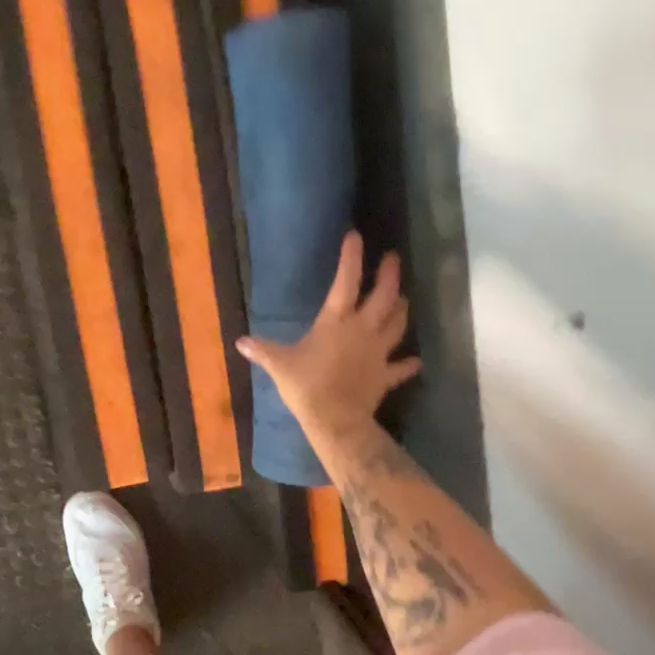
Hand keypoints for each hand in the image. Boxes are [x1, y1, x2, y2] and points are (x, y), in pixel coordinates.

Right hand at [236, 231, 420, 435]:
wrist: (335, 419)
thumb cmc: (306, 385)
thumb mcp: (279, 364)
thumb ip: (263, 350)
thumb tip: (240, 342)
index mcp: (335, 321)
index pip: (345, 282)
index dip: (351, 258)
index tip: (356, 235)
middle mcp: (362, 330)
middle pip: (384, 297)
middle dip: (390, 275)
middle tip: (393, 259)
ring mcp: (378, 352)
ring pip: (397, 324)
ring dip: (402, 310)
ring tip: (403, 299)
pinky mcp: (385, 376)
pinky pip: (401, 368)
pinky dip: (408, 364)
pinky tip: (415, 361)